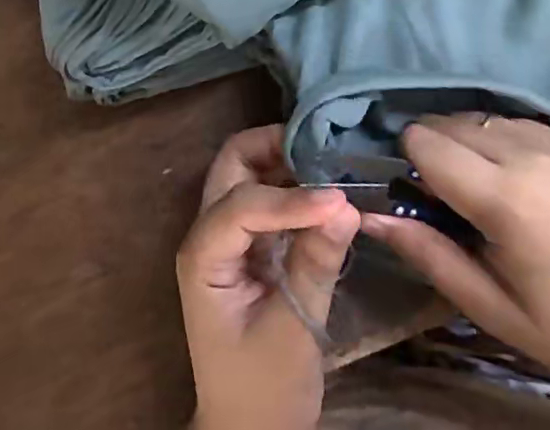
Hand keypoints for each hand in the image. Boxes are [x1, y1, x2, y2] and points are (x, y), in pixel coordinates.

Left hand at [177, 125, 360, 429]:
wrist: (250, 429)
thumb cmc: (264, 388)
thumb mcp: (293, 331)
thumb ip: (315, 264)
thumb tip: (346, 207)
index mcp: (203, 256)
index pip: (242, 205)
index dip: (290, 199)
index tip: (339, 198)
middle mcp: (208, 234)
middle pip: (232, 164)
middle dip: (273, 147)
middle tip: (323, 147)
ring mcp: (228, 237)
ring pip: (247, 172)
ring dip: (286, 160)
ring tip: (330, 162)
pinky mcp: (250, 245)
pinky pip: (268, 198)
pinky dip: (295, 186)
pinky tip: (326, 190)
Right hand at [359, 116, 549, 410]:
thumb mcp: (488, 306)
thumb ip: (425, 251)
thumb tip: (366, 216)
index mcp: (507, 199)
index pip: (424, 141)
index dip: (410, 164)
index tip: (420, 196)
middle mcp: (530, 155)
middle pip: (446, 123)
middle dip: (434, 152)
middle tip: (448, 199)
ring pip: (477, 117)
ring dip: (465, 143)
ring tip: (483, 189)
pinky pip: (512, 122)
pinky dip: (497, 140)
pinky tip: (516, 180)